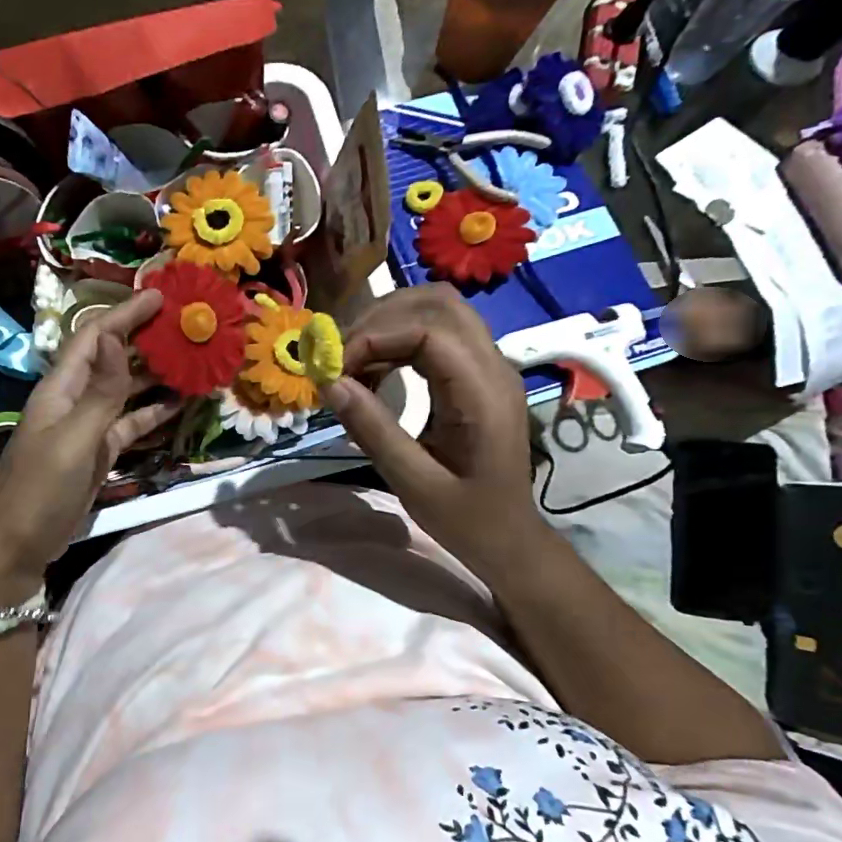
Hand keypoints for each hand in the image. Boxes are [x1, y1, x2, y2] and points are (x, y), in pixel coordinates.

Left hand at [0, 290, 178, 578]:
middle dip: (145, 339)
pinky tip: (180, 403)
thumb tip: (115, 337)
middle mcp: (75, 400)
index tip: (160, 297)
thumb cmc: (39, 489)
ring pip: (126, 390)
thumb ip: (100, 392)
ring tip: (192, 360)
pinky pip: (131, 424)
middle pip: (112, 359)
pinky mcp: (99, 452)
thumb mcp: (72, 439)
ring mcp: (88, 427)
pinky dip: (154, 412)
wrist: (17, 545)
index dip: (125, 315)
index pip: (94, 338)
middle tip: (185, 326)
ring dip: (155, 375)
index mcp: (61, 389)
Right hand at [322, 286, 545, 572]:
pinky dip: (403, 339)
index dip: (376, 337)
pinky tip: (377, 371)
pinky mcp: (480, 376)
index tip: (337, 370)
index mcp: (482, 395)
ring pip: (441, 311)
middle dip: (381, 318)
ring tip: (355, 361)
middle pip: (439, 303)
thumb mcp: (414, 483)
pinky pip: (442, 334)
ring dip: (392, 323)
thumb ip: (374, 430)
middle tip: (342, 357)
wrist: (510, 538)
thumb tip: (331, 384)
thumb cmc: (467, 519)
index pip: (429, 330)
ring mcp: (491, 368)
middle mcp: (493, 368)